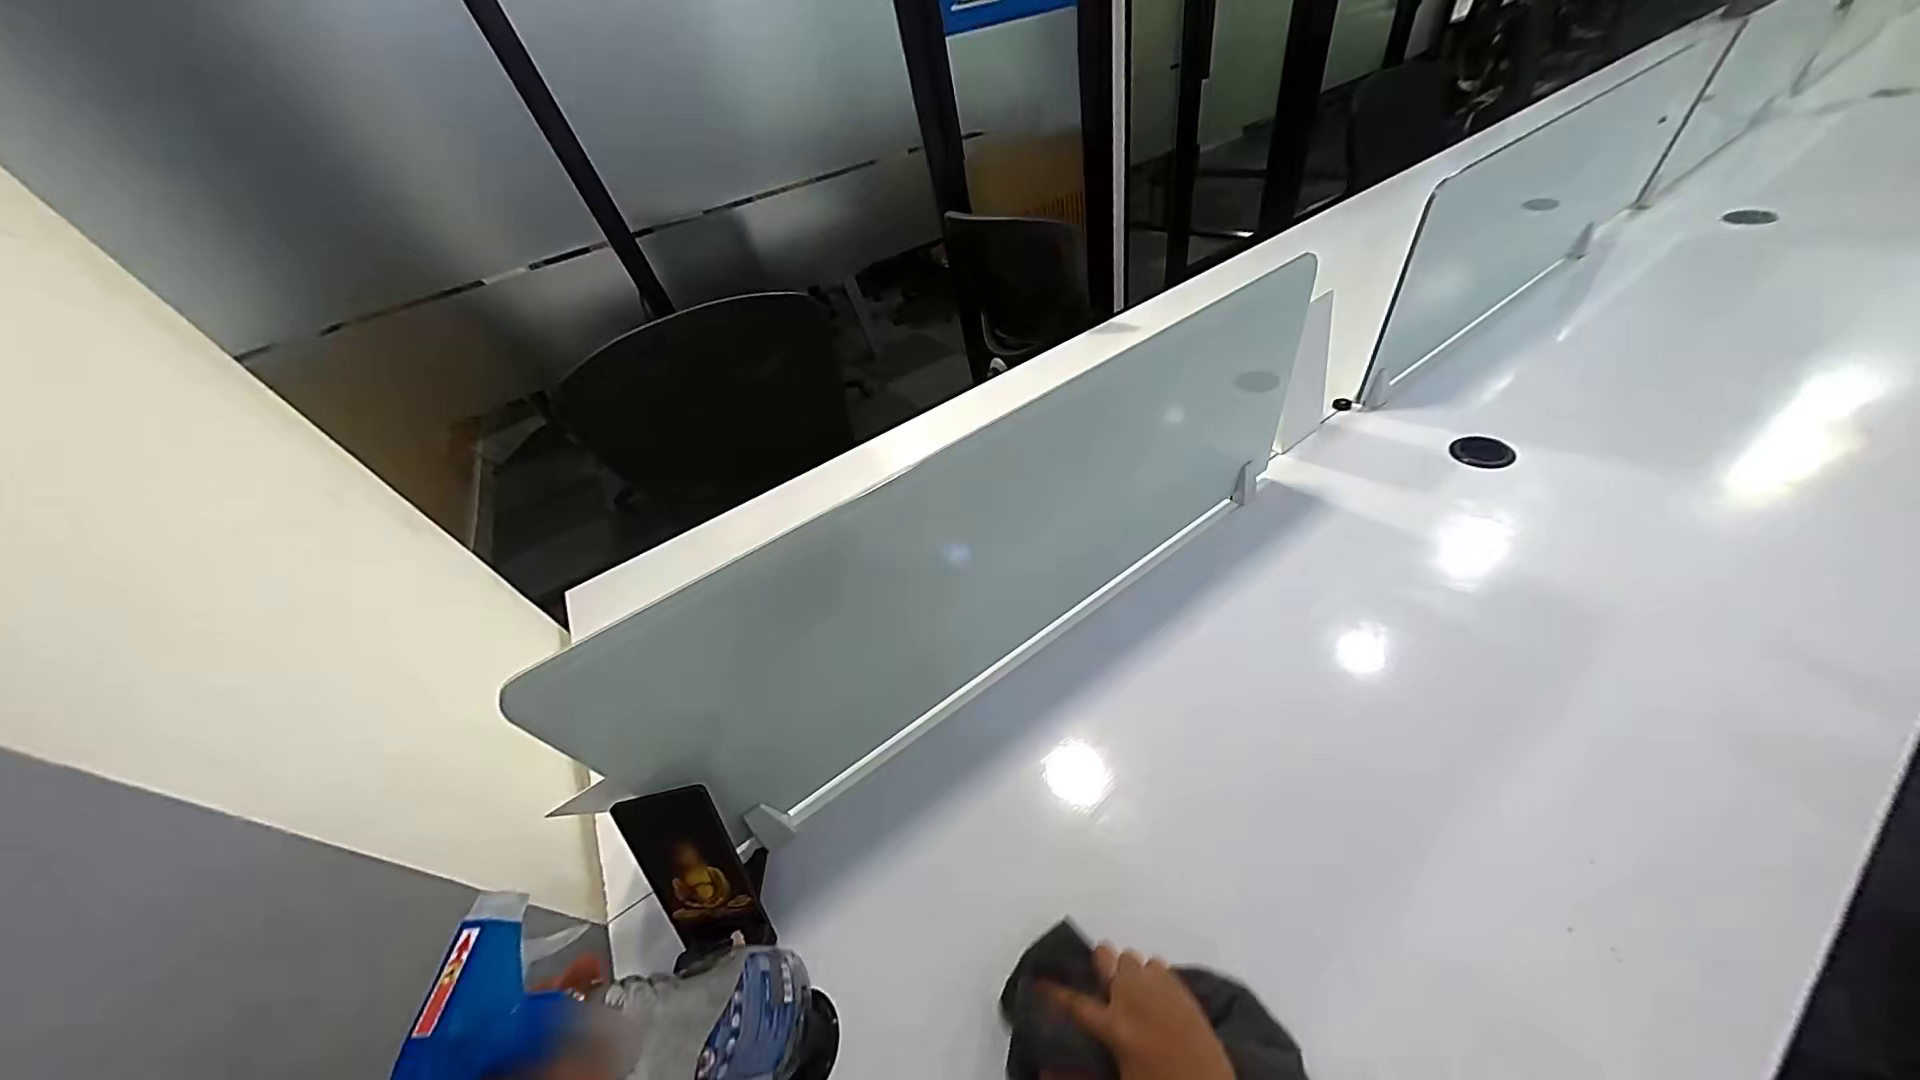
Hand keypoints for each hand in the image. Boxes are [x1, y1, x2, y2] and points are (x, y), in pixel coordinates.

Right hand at [1044, 943, 1234, 1079]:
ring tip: (1129, 994)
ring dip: (1125, 971)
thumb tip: (1045, 1072)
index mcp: (1115, 1027)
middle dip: (1098, 965)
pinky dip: (1151, 975)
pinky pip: (1157, 964)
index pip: (1074, 1003)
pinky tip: (1154, 997)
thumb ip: (1083, 1074)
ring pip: (1131, 957)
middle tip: (1100, 984)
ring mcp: (1159, 988)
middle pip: (1105, 957)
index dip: (1052, 992)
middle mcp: (1134, 997)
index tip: (1036, 982)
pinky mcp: (1181, 988)